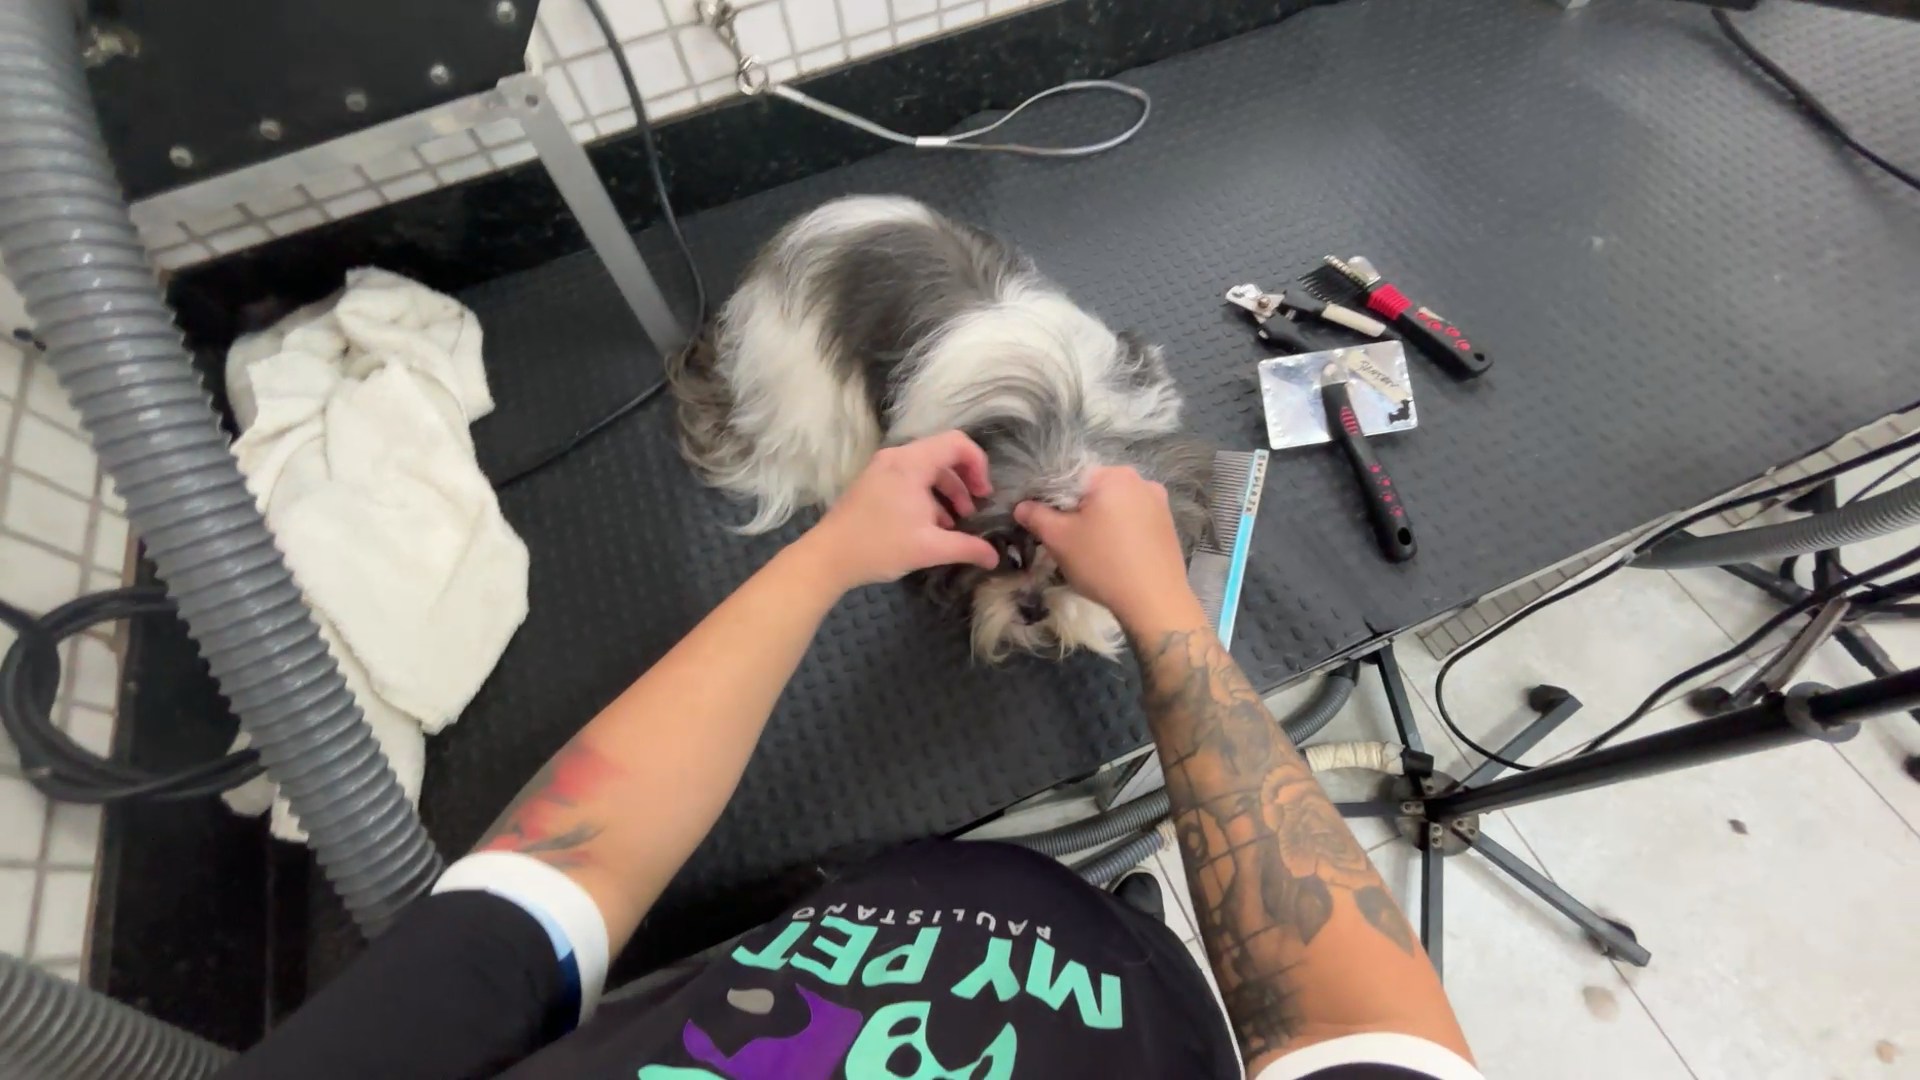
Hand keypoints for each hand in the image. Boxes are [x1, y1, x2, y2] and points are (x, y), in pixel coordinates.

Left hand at [802, 431, 1000, 589]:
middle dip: (964, 482)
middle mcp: (896, 458)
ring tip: (956, 524)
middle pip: (943, 456)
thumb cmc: (879, 547)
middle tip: (974, 510)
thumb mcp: (929, 548)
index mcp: (911, 464)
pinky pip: (910, 480)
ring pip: (927, 470)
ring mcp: (882, 469)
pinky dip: (927, 497)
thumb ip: (967, 548)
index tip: (984, 493)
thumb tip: (995, 557)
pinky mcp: (874, 483)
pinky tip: (932, 526)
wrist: (828, 558)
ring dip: (946, 493)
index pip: (957, 443)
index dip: (978, 464)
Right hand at [1015, 466, 1203, 631]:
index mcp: (1113, 475)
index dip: (1050, 500)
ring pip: (1114, 506)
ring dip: (1098, 522)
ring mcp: (1158, 502)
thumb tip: (1022, 506)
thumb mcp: (1059, 539)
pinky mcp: (1167, 525)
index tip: (1044, 525)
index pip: (1069, 477)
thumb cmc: (1103, 563)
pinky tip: (1113, 555)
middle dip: (1076, 512)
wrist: (1155, 601)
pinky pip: (1132, 520)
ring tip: (1090, 552)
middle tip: (1066, 541)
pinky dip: (1118, 532)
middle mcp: (1140, 480)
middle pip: (1093, 491)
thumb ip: (1036, 516)